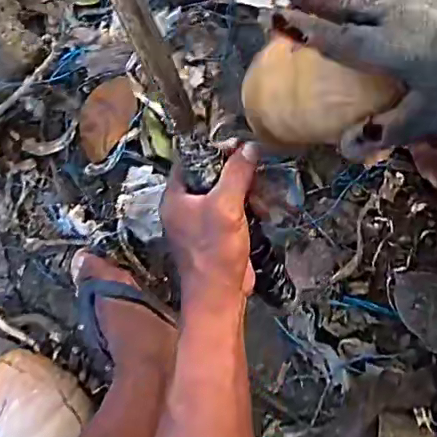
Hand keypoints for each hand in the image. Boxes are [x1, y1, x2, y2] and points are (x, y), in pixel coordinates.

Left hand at [162, 143, 258, 313]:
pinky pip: (230, 209)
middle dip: (231, 167)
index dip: (212, 148)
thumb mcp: (226, 205)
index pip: (189, 160)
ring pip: (221, 192)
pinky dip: (244, 204)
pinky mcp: (216, 235)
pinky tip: (262, 199)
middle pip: (207, 175)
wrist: (219, 297)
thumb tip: (249, 146)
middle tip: (253, 156)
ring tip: (260, 175)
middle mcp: (183, 207)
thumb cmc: (214, 250)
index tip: (236, 139)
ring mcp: (199, 222)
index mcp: (174, 198)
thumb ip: (237, 173)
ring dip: (241, 186)